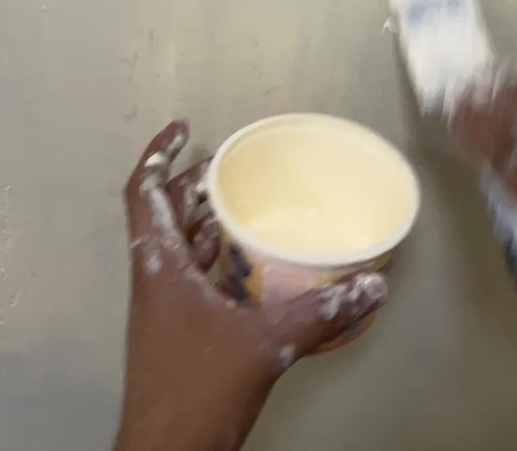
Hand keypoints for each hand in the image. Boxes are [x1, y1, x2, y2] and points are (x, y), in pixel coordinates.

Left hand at [115, 121, 387, 450]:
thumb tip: (371, 285)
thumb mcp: (265, 345)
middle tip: (228, 162)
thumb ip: (320, 313)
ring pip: (181, 242)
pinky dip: (217, 253)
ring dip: (206, 216)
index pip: (145, 192)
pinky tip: (249, 256)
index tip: (183, 127)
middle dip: (194, 181)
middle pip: (167, 211)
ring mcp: (165, 304)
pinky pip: (195, 271)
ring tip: (241, 197)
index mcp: (159, 266)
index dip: (159, 153)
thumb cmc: (198, 389)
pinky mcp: (179, 327)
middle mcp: (156, 277)